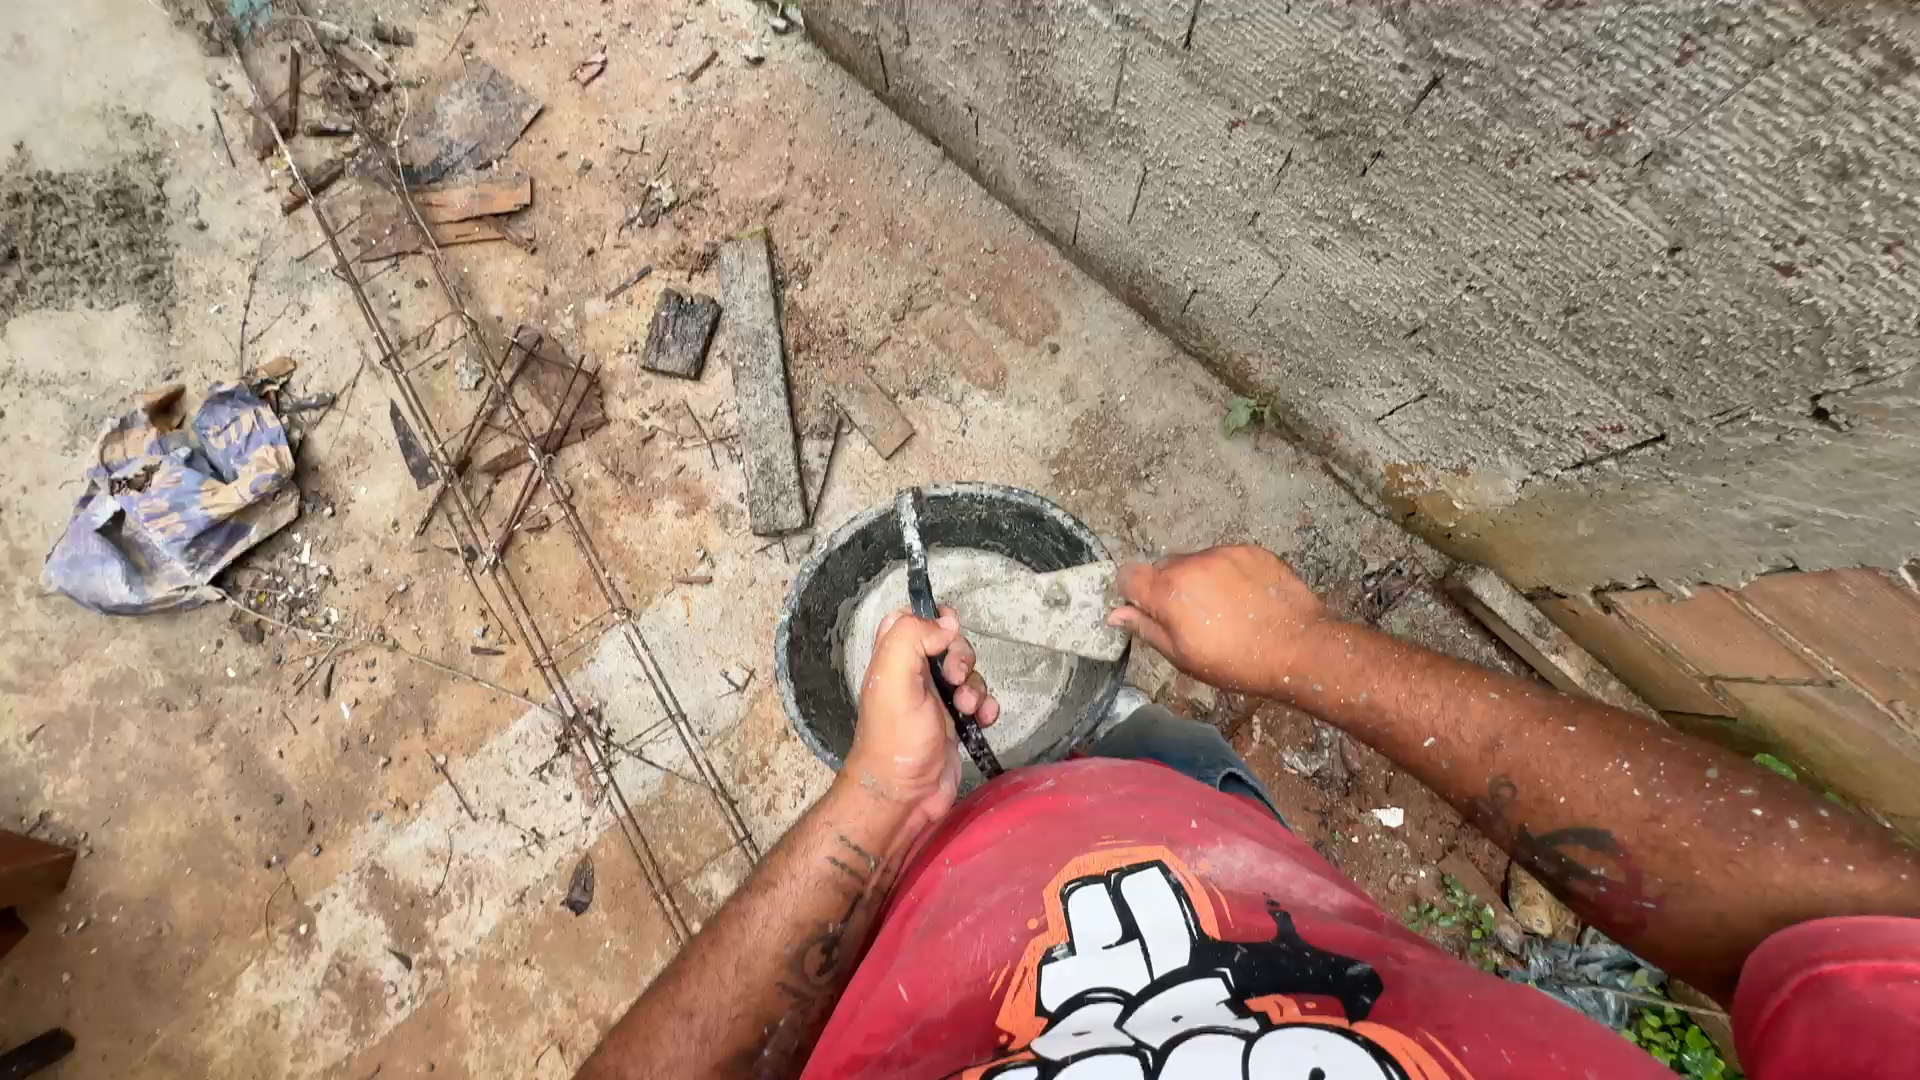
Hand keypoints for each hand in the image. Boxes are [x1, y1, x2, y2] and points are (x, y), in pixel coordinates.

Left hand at [845, 608, 1000, 827]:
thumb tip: (947, 623)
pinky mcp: (955, 722)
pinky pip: (980, 701)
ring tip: (966, 707)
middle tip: (955, 678)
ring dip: (975, 686)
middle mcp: (913, 675)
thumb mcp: (894, 680)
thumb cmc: (895, 739)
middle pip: (948, 643)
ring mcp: (936, 699)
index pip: (908, 619)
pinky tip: (982, 719)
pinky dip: (986, 706)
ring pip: (968, 673)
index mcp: (892, 659)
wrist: (905, 796)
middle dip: (961, 657)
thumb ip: (912, 639)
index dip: (930, 618)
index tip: (947, 629)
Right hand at [1106, 544, 1329, 697]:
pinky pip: (1222, 557)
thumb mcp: (1182, 656)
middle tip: (1189, 617)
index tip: (1147, 610)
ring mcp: (1221, 553)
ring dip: (1196, 579)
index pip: (1127, 574)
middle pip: (1161, 567)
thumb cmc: (1236, 662)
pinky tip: (1242, 598)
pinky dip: (1224, 573)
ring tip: (1221, 608)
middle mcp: (1190, 563)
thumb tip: (1115, 614)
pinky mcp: (1249, 550)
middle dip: (1166, 588)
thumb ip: (1145, 629)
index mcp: (1167, 591)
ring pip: (1192, 561)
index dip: (1131, 593)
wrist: (1300, 647)